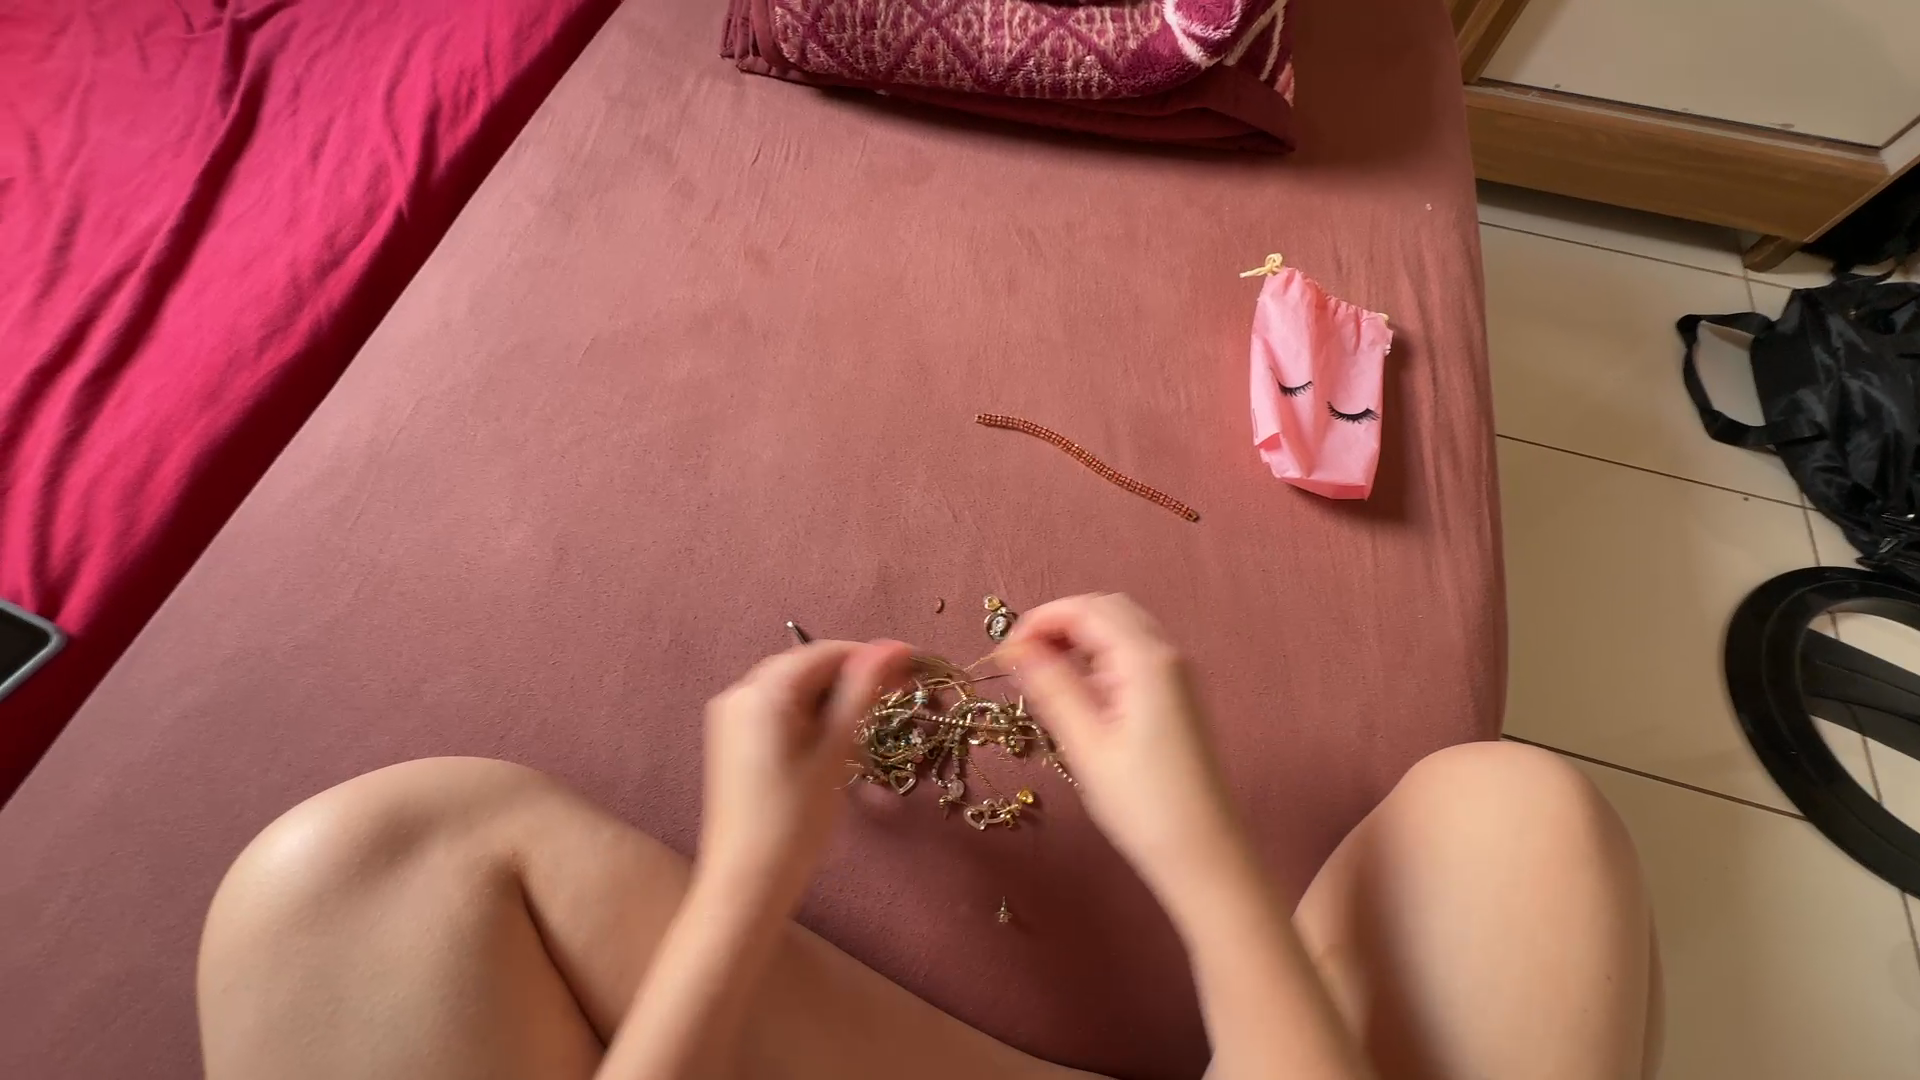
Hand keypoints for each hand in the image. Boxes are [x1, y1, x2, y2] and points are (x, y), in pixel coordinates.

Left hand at [698, 639, 911, 908]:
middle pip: (807, 665)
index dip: (871, 656)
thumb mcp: (836, 750)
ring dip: (832, 695)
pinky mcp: (732, 738)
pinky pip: (777, 707)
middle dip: (852, 676)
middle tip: (896, 695)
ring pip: (793, 687)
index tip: (911, 670)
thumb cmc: (796, 819)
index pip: (826, 652)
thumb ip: (863, 690)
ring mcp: (732, 716)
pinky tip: (831, 735)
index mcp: (763, 690)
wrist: (746, 882)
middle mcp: (740, 692)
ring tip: (867, 718)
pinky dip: (808, 712)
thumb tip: (894, 647)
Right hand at [998, 594, 1247, 893]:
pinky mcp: (1178, 695)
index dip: (1041, 619)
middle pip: (1106, 609)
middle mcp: (1168, 656)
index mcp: (1147, 661)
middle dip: (1060, 622)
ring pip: (1122, 628)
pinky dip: (1100, 655)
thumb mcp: (1086, 745)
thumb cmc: (1144, 805)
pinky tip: (1081, 690)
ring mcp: (1177, 674)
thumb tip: (1018, 649)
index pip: (1086, 610)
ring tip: (1044, 673)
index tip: (1007, 650)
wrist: (1206, 854)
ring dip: (1080, 636)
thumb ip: (1051, 687)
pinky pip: (1134, 653)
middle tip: (1023, 657)